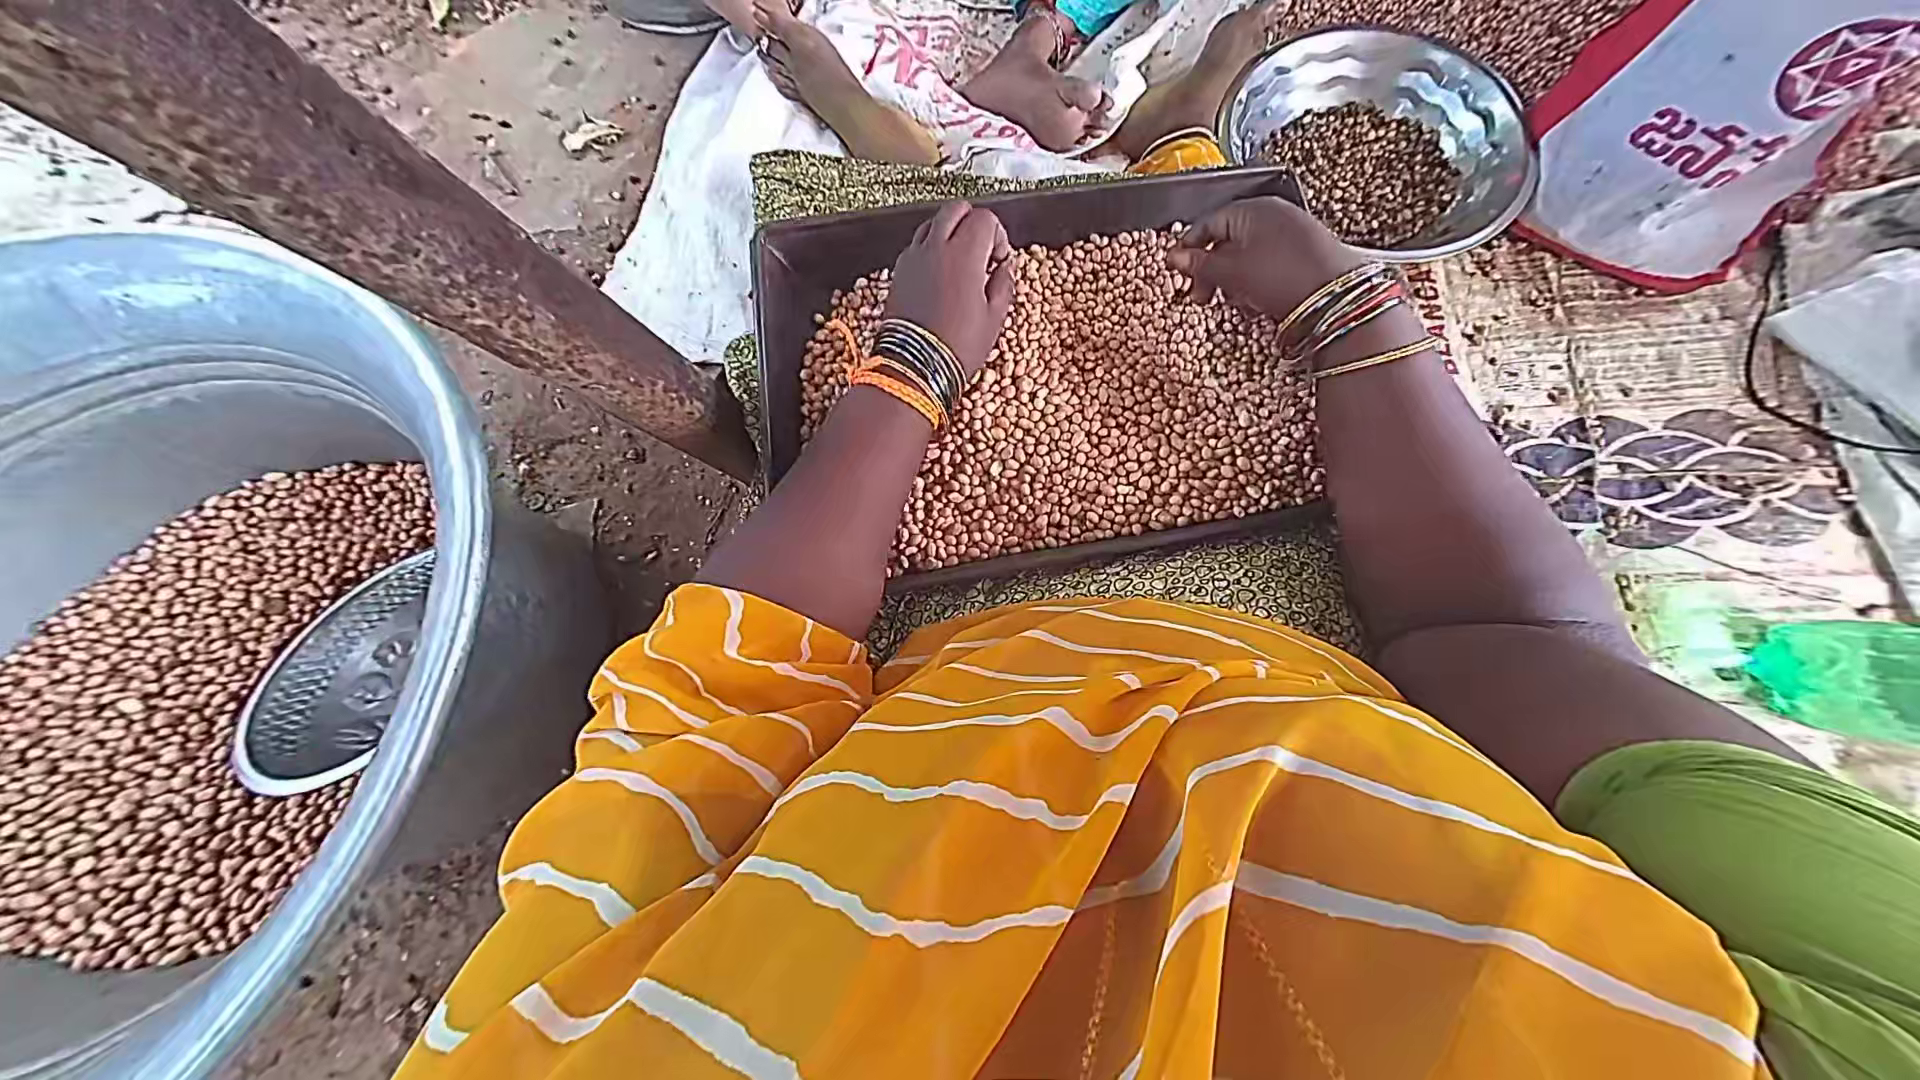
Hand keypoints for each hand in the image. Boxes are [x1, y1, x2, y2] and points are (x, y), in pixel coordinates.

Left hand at [885, 202, 1015, 376]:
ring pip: (932, 224)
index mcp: (964, 254)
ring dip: (950, 233)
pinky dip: (931, 250)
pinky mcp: (898, 273)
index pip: (985, 219)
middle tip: (982, 251)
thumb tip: (1005, 268)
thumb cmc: (957, 347)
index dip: (998, 236)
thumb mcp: (994, 319)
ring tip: (960, 264)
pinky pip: (916, 246)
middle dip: (973, 222)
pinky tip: (940, 277)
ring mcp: (912, 258)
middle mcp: (935, 247)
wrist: (915, 367)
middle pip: (956, 210)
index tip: (1000, 261)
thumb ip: (1004, 284)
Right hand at [1166, 196, 1364, 319]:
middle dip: (1209, 271)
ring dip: (1229, 280)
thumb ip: (1199, 264)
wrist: (1335, 294)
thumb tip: (1173, 257)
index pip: (1206, 224)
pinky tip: (1253, 301)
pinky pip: (1263, 264)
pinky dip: (1251, 281)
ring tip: (1230, 301)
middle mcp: (1271, 215)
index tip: (1177, 272)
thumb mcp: (1231, 272)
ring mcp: (1287, 233)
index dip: (1188, 249)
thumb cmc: (1280, 276)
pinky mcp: (1299, 254)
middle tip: (1201, 297)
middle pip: (1224, 240)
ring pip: (1243, 256)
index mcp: (1252, 209)